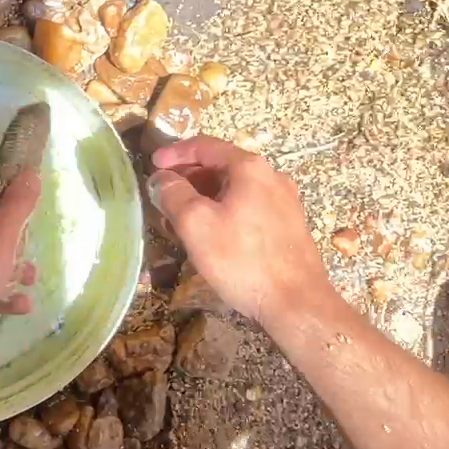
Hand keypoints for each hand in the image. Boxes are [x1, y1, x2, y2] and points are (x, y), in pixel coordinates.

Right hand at [147, 137, 331, 326]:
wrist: (297, 303)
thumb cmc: (243, 259)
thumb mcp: (196, 224)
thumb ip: (173, 194)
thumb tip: (161, 179)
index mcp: (250, 167)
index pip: (205, 145)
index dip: (174, 153)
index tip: (152, 165)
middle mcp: (271, 176)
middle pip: (220, 166)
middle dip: (188, 178)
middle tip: (163, 196)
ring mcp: (283, 201)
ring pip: (233, 189)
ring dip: (204, 197)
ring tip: (180, 219)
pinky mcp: (288, 225)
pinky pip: (247, 206)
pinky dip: (223, 211)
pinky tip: (210, 235)